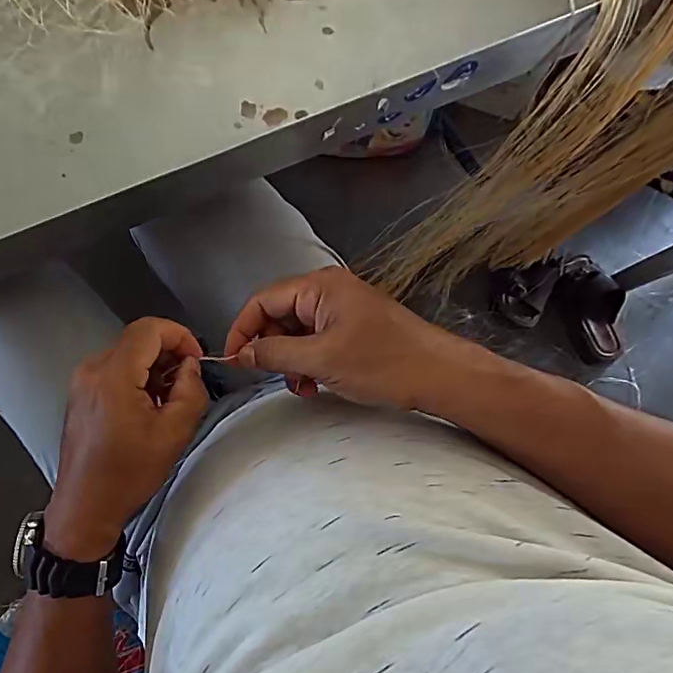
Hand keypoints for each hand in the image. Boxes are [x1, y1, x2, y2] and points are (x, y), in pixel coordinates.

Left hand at [45, 317, 207, 560]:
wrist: (86, 505)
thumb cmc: (125, 476)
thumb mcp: (174, 432)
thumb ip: (191, 390)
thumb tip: (191, 368)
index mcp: (113, 377)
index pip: (149, 329)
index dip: (179, 336)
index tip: (195, 357)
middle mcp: (92, 372)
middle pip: (138, 339)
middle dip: (169, 354)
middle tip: (187, 382)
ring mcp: (82, 382)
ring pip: (127, 354)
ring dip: (154, 368)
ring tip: (168, 401)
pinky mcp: (81, 394)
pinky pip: (114, 371)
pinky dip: (136, 379)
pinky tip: (148, 408)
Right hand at [222, 266, 491, 410]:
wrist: (438, 375)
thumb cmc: (387, 362)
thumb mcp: (321, 360)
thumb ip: (275, 353)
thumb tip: (242, 353)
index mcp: (320, 286)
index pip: (262, 300)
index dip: (242, 330)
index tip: (233, 360)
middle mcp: (329, 291)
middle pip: (278, 316)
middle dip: (271, 349)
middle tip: (276, 377)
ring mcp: (342, 310)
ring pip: (296, 333)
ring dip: (291, 361)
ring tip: (302, 385)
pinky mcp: (353, 329)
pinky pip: (316, 342)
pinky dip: (309, 363)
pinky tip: (316, 384)